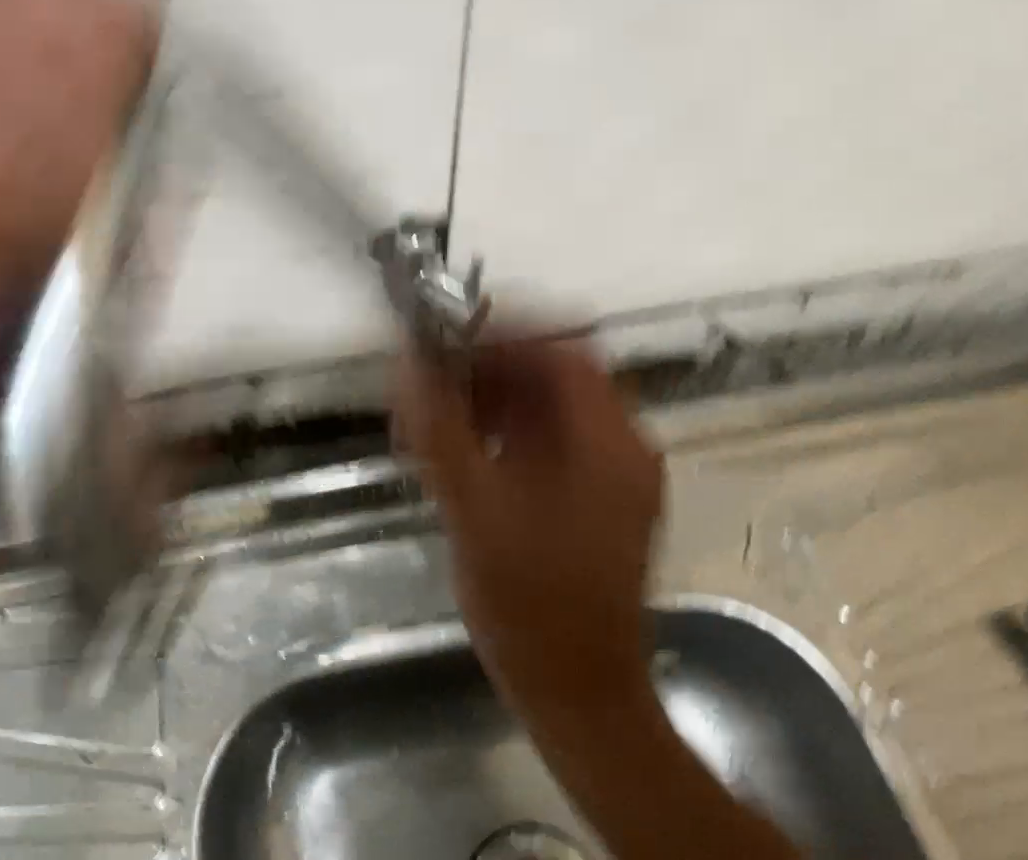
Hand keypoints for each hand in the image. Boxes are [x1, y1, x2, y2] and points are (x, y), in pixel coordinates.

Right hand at [396, 338, 664, 714]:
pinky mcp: (595, 505)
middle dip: (486, 372)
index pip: (564, 351)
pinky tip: (456, 459)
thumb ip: (439, 431)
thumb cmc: (530, 607)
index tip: (446, 335)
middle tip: (425, 385)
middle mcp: (621, 450)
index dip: (505, 331)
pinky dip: (501, 440)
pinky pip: (547, 448)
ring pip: (546, 413)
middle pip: (553, 378)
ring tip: (428, 425)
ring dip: (488, 406)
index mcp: (609, 444)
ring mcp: (611, 479)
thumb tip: (405, 362)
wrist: (578, 695)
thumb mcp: (474, 512)